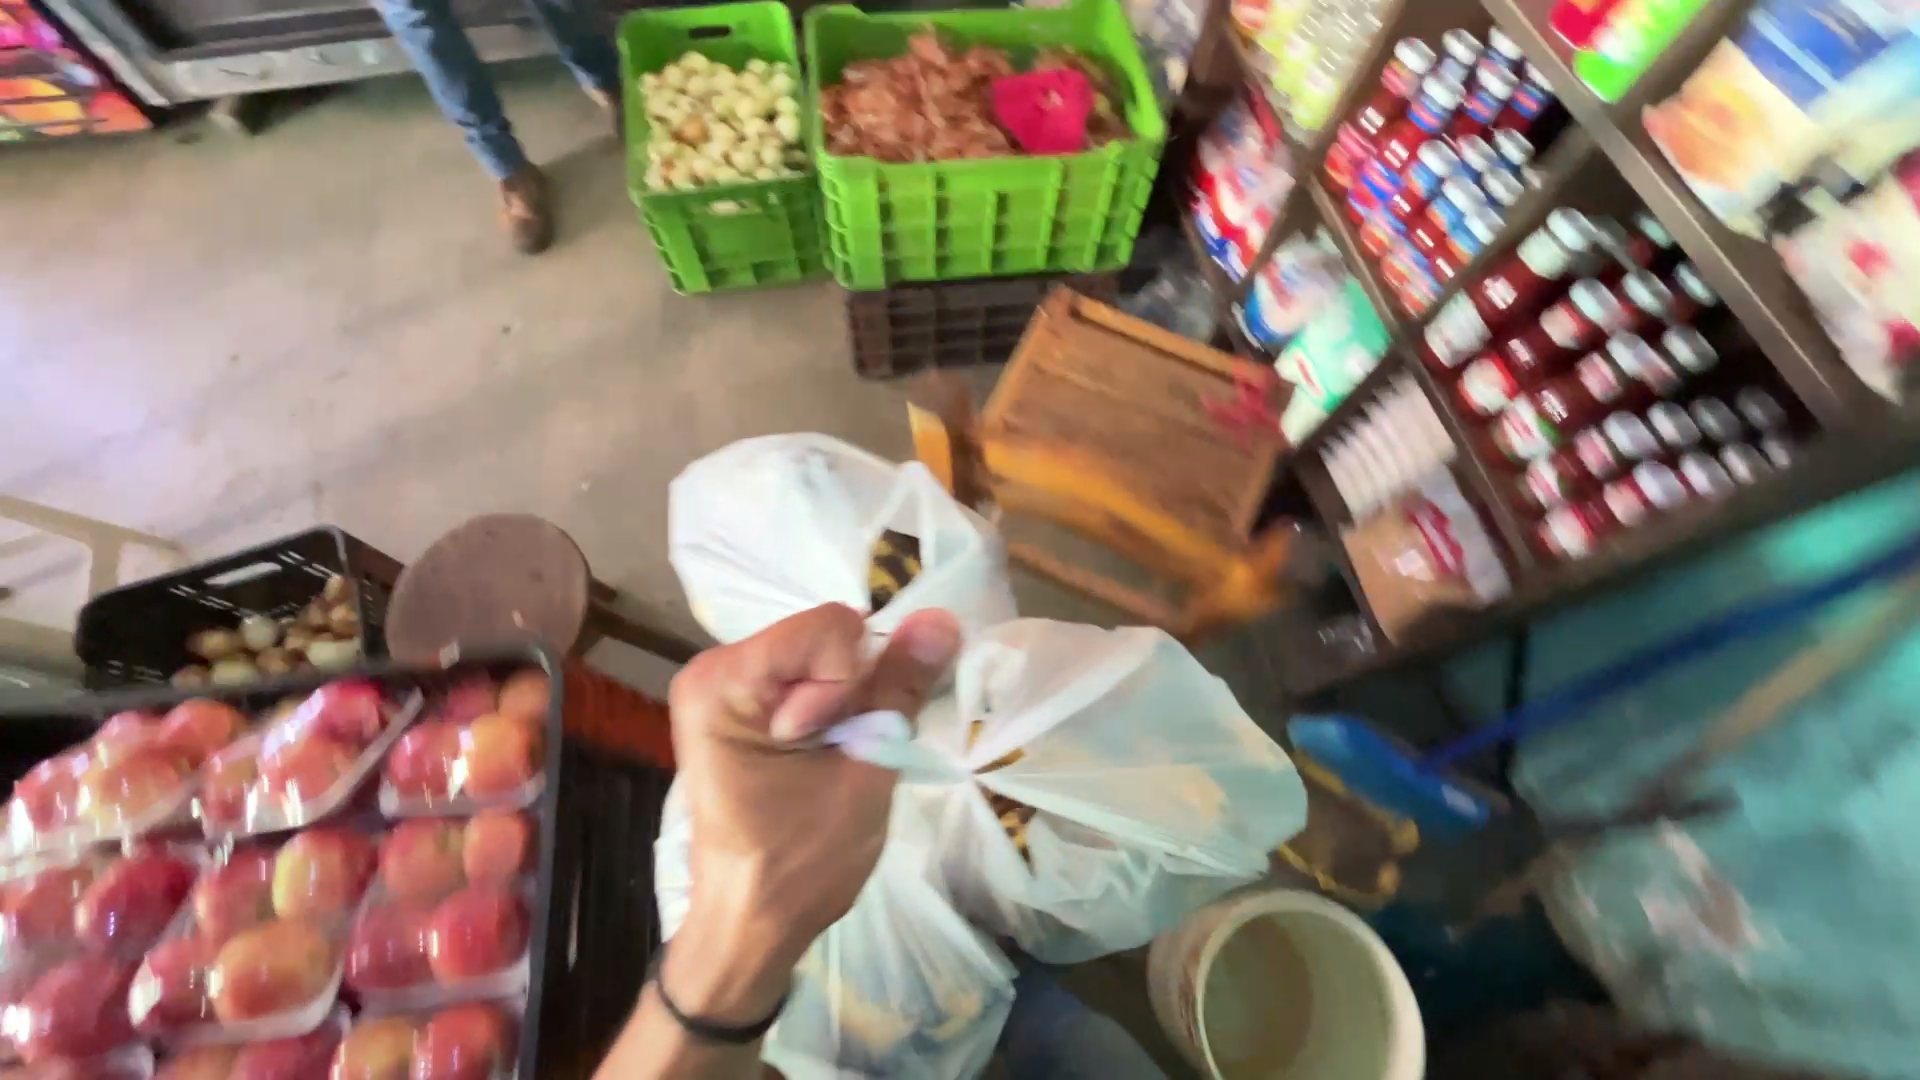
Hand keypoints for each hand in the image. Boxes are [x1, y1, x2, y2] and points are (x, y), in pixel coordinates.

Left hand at [663, 603, 960, 1023]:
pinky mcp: (740, 699)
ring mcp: (722, 681)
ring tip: (827, 757)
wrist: (752, 924)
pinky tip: (823, 748)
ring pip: (826, 653)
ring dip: (846, 701)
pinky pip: (811, 672)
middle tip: (833, 753)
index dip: (851, 682)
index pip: (830, 626)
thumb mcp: (864, 772)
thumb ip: (900, 688)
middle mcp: (713, 665)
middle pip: (825, 636)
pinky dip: (832, 705)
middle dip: (850, 690)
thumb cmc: (800, 863)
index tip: (827, 741)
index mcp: (723, 680)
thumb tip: (939, 618)